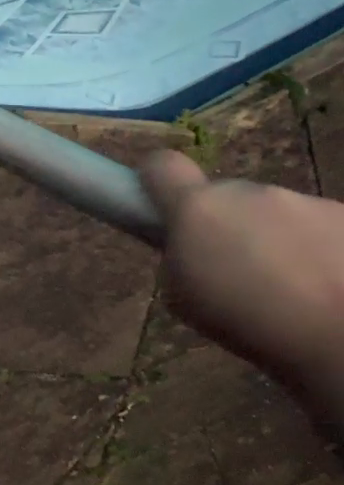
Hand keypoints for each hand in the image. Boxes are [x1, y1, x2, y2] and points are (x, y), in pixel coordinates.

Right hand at [141, 150, 343, 425]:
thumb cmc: (251, 321)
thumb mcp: (181, 294)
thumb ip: (180, 254)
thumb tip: (196, 247)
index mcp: (198, 206)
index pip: (161, 164)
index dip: (158, 180)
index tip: (162, 206)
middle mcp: (254, 194)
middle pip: (230, 196)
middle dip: (230, 222)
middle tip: (240, 266)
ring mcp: (314, 205)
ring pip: (282, 214)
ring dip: (281, 238)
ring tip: (298, 286)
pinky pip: (327, 231)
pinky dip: (325, 253)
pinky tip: (331, 288)